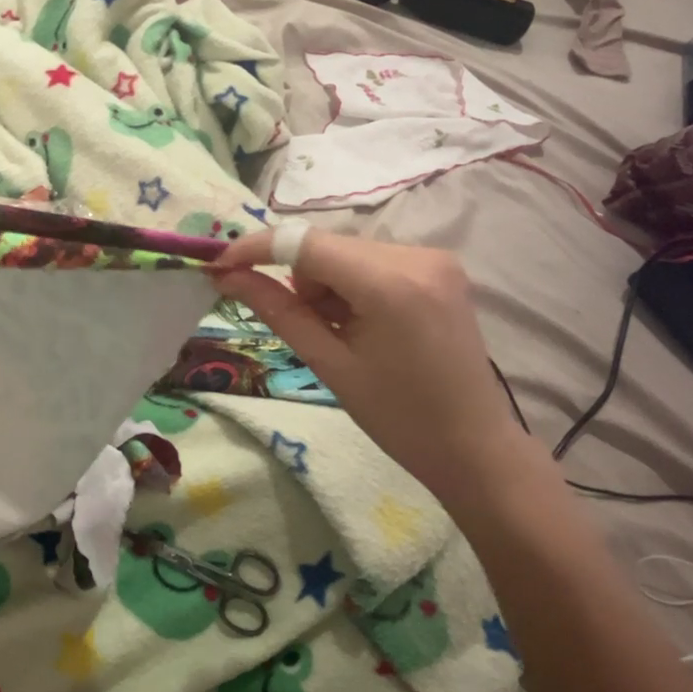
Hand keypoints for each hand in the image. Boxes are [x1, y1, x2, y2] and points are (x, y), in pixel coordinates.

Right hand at [211, 227, 538, 502]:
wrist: (475, 448)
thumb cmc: (398, 416)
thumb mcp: (327, 362)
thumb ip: (275, 308)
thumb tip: (225, 275)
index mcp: (391, 283)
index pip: (304, 243)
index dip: (255, 249)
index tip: (217, 266)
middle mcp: (417, 256)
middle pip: (324, 247)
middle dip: (299, 279)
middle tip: (306, 329)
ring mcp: (433, 259)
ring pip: (345, 253)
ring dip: (325, 284)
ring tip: (340, 334)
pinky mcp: (439, 268)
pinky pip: (371, 261)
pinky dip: (351, 285)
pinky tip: (362, 324)